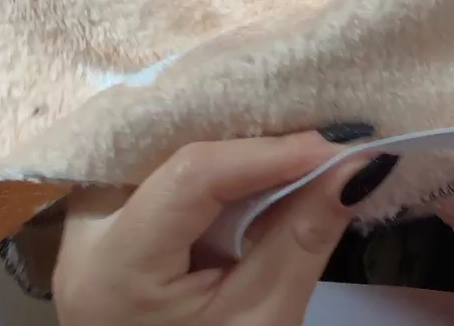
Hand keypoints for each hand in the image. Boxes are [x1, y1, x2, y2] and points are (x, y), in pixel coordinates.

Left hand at [54, 131, 391, 325]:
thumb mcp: (265, 312)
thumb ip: (307, 233)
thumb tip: (366, 160)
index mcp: (113, 269)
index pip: (194, 174)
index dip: (276, 152)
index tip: (344, 155)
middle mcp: (87, 236)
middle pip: (181, 152)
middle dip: (260, 143)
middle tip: (323, 157)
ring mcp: (97, 226)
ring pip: (181, 152)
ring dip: (248, 150)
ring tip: (303, 163)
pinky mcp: (121, 223)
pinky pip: (178, 168)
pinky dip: (233, 162)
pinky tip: (270, 173)